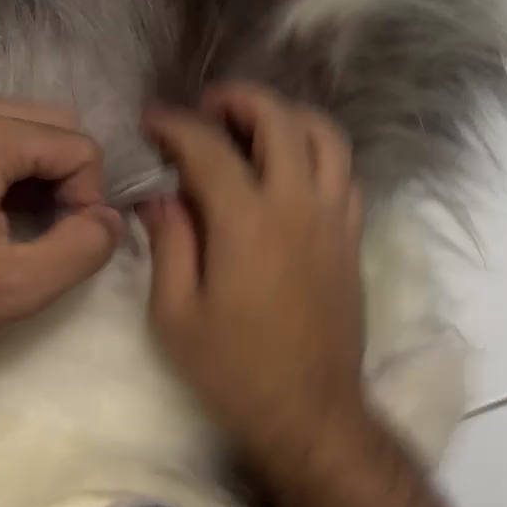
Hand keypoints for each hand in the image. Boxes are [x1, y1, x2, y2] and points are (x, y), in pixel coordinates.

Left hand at [0, 93, 122, 363]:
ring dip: (25, 164)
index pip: (79, 147)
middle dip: (60, 171)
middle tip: (39, 223)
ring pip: (7, 120)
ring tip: (3, 215)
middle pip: (49, 121)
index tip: (57, 236)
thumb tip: (109, 218)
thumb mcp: (22, 286)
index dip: (86, 195)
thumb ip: (88, 245)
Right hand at [139, 84, 365, 473]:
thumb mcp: (176, 315)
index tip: (152, 120)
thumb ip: (169, 244)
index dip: (176, 125)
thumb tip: (161, 196)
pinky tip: (293, 169)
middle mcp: (301, 205)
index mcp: (248, 222)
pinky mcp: (354, 235)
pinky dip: (321, 154)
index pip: (210, 148)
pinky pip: (346, 174)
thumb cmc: (234, 369)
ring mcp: (337, 217)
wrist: (310, 407)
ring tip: (255, 127)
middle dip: (242, 100)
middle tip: (208, 109)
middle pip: (282, 121)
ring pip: (328, 138)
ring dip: (291, 117)